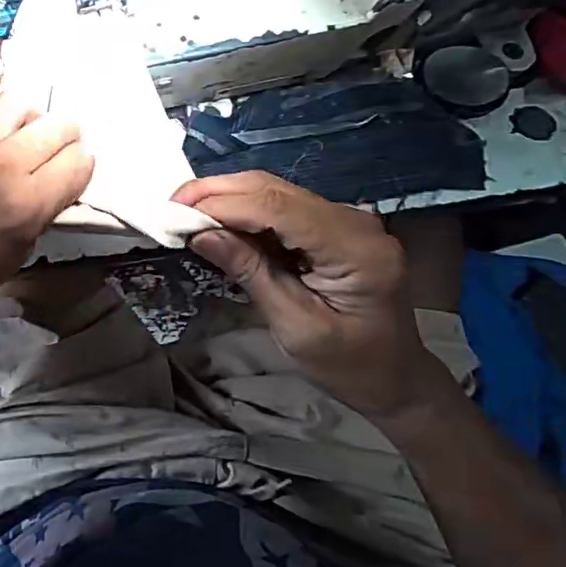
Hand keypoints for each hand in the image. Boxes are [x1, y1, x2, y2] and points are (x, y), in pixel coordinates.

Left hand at [0, 63, 93, 340]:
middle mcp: (0, 165)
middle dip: (61, 138)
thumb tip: (56, 174)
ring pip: (16, 100)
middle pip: (56, 126)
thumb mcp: (17, 253)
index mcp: (27, 204)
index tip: (71, 165)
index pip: (79, 161)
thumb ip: (42, 207)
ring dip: (23, 114)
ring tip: (14, 127)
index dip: (79, 164)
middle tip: (48, 147)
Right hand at [171, 171, 451, 419]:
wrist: (395, 378)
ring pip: (270, 189)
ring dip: (223, 196)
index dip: (223, 204)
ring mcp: (343, 218)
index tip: (177, 214)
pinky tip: (213, 218)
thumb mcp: (295, 327)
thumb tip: (200, 234)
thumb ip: (250, 274)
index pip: (279, 208)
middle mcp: (354, 221)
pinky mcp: (329, 223)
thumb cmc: (348, 364)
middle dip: (216, 192)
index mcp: (356, 251)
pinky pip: (276, 202)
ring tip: (183, 212)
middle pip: (272, 188)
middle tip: (170, 208)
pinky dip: (238, 206)